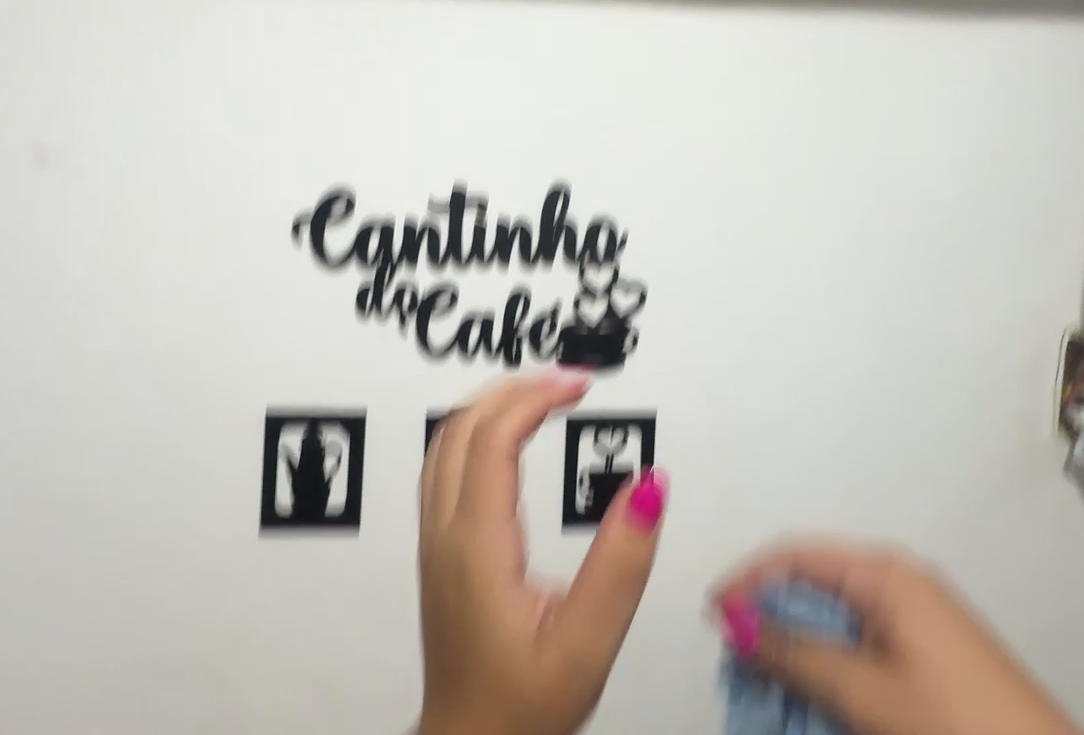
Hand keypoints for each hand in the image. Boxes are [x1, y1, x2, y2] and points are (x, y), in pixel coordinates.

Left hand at [416, 373, 668, 734]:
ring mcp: (434, 538)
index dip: (535, 397)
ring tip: (544, 394)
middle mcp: (444, 531)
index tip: (580, 385)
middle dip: (515, 388)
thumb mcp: (588, 643)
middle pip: (461, 426)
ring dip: (492, 404)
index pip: (492, 439)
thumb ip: (621, 563)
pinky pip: (445, 464)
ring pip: (445, 440)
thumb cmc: (523, 705)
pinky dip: (478, 430)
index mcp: (475, 545)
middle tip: (568, 381)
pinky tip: (510, 434)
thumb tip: (650, 484)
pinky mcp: (438, 547)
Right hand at [712, 542, 1078, 734]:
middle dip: (769, 619)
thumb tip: (731, 619)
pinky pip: (860, 647)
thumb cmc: (954, 723)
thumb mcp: (864, 690)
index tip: (713, 615)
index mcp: (885, 574)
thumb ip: (793, 654)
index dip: (749, 580)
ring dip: (796, 650)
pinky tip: (812, 698)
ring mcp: (916, 621)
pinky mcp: (927, 656)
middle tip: (735, 659)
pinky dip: (828, 669)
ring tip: (764, 683)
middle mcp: (898, 584)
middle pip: (814, 587)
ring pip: (834, 622)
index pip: (797, 556)